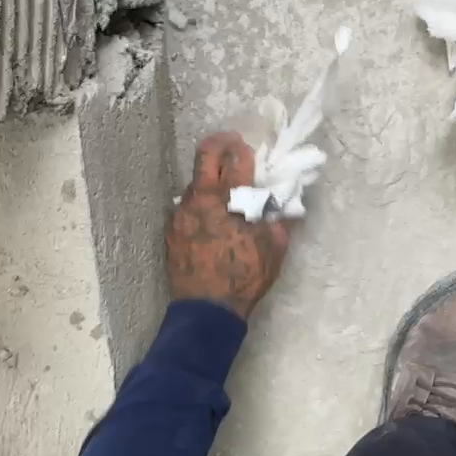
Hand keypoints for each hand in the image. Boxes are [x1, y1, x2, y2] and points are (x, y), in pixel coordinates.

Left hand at [166, 133, 292, 319]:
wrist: (207, 310)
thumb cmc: (244, 278)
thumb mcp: (274, 250)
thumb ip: (279, 221)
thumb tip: (284, 208)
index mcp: (226, 201)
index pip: (236, 160)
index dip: (244, 150)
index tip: (249, 150)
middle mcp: (199, 200)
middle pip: (205, 156)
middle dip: (220, 144)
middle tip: (231, 145)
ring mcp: (180, 214)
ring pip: (194, 184)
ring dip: (209, 182)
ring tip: (223, 195)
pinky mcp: (170, 231)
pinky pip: (186, 208)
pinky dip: (199, 207)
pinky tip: (209, 221)